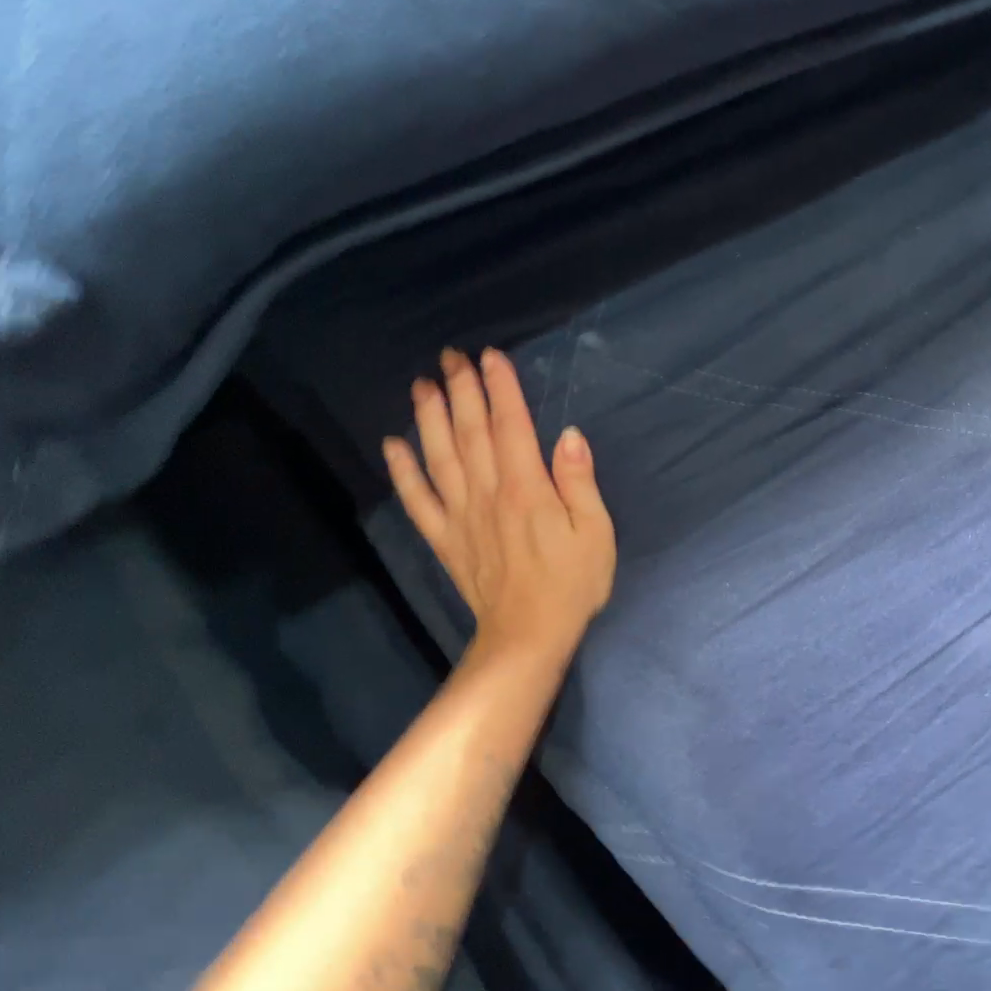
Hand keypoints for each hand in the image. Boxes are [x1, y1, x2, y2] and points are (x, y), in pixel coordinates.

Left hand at [383, 348, 615, 657]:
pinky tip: (394, 445)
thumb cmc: (574, 582)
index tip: (491, 357)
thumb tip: (568, 436)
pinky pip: (419, 500)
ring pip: (440, 457)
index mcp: (526, 490)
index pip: (511, 428)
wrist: (530, 634)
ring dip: (429, 418)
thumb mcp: (596, 531)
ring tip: (422, 385)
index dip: (500, 390)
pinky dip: (403, 471)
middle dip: (461, 391)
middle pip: (470, 434)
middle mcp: (486, 495)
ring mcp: (460, 517)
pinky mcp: (446, 539)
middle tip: (451, 356)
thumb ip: (579, 482)